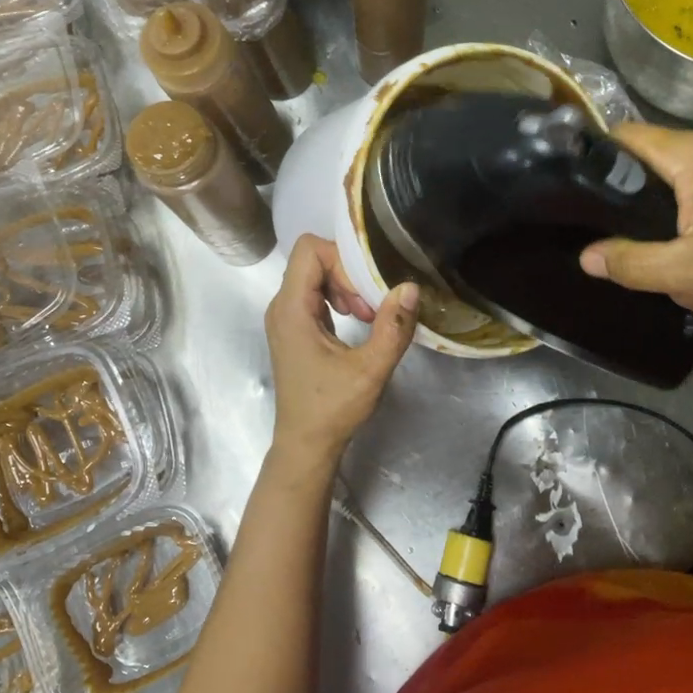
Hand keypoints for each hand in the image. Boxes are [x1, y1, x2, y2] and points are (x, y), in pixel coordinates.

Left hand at [264, 235, 419, 461]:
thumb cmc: (332, 408)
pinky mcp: (294, 328)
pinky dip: (337, 299)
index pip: (309, 249)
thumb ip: (393, 328)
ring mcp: (285, 318)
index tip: (365, 288)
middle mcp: (281, 306)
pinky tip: (357, 322)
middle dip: (347, 273)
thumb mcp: (370, 370)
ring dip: (345, 286)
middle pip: (312, 260)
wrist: (306, 443)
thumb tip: (410, 287)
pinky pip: (314, 294)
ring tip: (367, 316)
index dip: (342, 258)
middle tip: (370, 305)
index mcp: (291, 309)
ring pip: (314, 276)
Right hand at [579, 124, 692, 321]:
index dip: (596, 159)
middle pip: (654, 175)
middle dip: (646, 224)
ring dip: (682, 244)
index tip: (577, 194)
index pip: (626, 136)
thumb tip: (587, 257)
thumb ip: (632, 264)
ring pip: (684, 200)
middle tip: (649, 263)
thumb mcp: (691, 273)